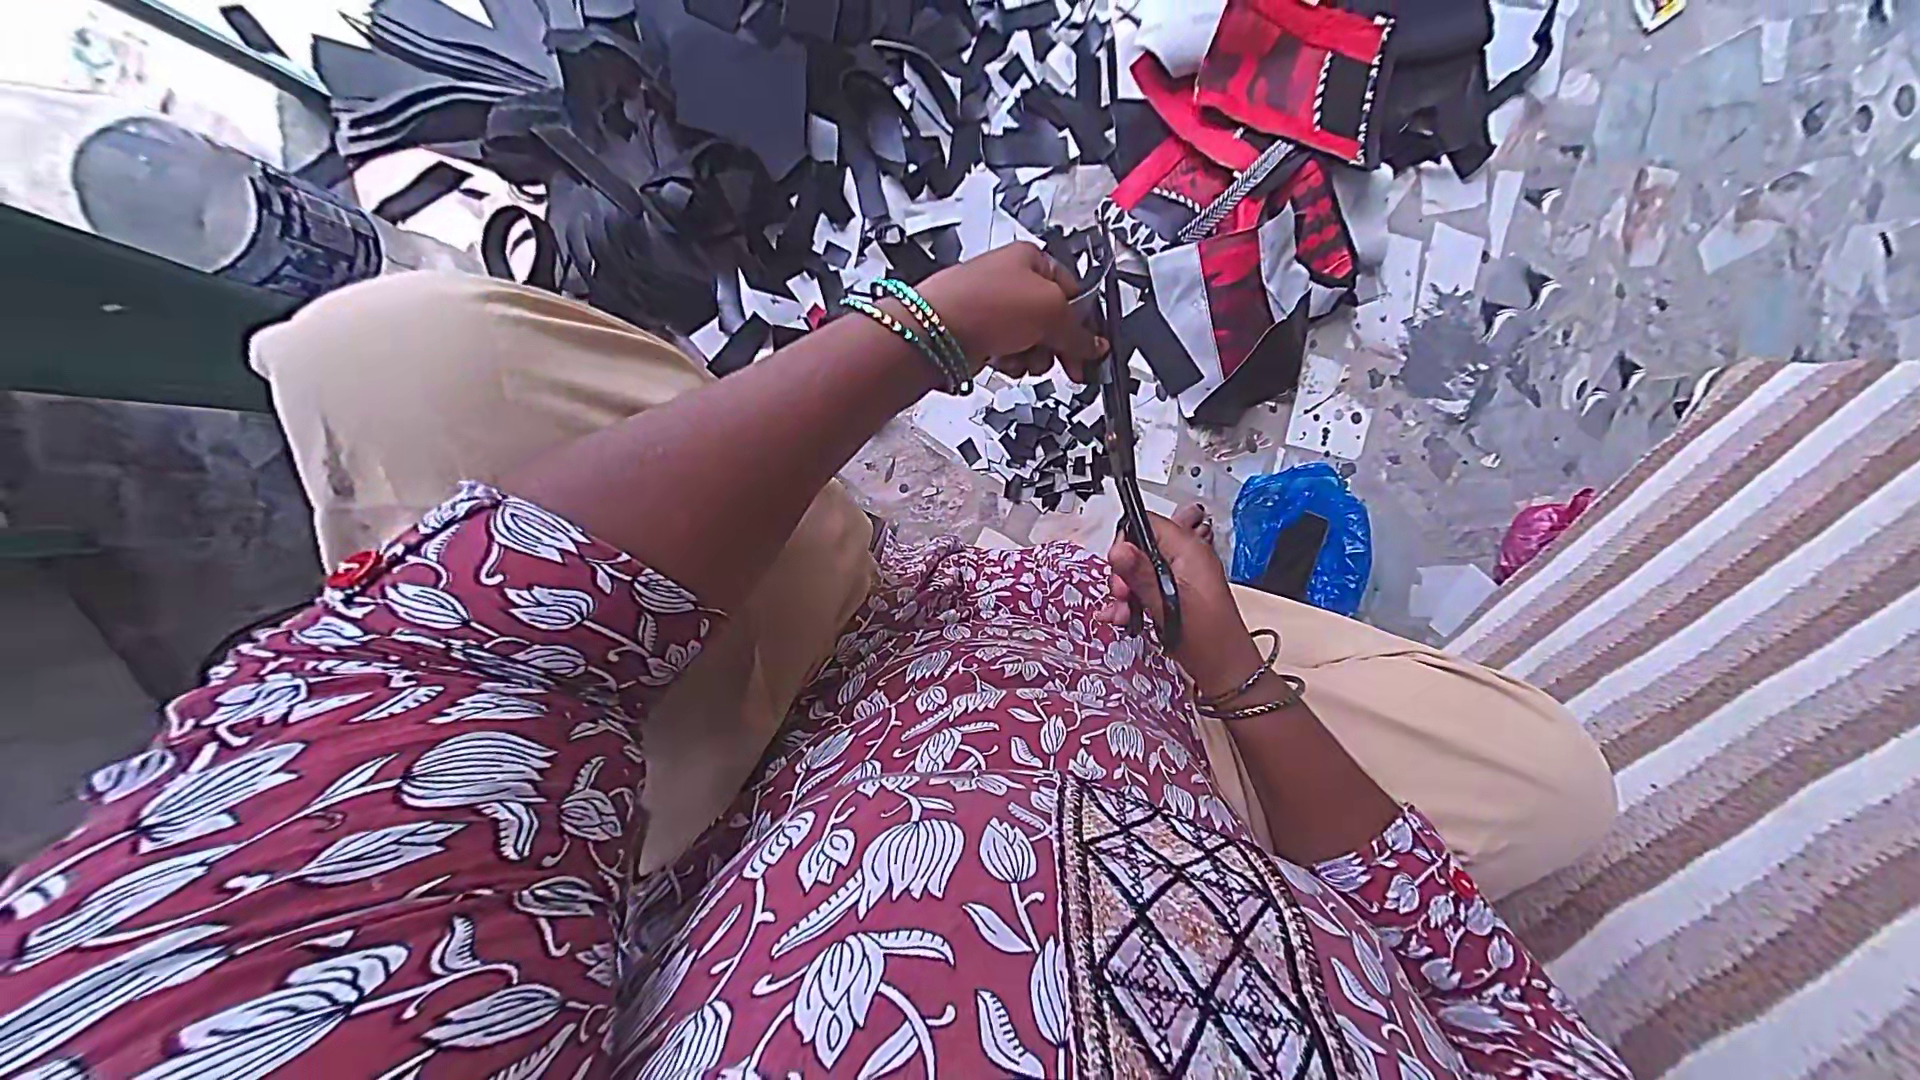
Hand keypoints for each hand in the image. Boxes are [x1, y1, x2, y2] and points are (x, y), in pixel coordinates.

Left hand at [913, 243, 1107, 382]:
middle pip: (1053, 321)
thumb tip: (1095, 346)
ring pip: (1032, 342)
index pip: (1074, 292)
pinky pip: (1010, 354)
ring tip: (1024, 356)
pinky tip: (1004, 360)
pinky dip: (1011, 362)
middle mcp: (1012, 282)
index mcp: (1032, 260)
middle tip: (1066, 364)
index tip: (1092, 348)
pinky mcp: (980, 336)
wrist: (937, 331)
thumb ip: (1079, 332)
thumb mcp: (1050, 311)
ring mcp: (994, 311)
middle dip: (1058, 345)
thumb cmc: (983, 304)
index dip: (1085, 323)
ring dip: (1033, 357)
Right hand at [1095, 504, 1267, 699]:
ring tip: (1124, 613)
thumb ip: (1140, 574)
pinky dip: (1133, 601)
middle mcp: (1185, 557)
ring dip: (1125, 591)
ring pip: (1138, 569)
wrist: (1225, 671)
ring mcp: (1180, 574)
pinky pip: (1146, 586)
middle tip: (1123, 596)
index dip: (1126, 541)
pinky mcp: (1175, 590)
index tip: (1118, 569)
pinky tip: (1125, 617)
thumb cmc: (1207, 639)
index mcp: (1188, 550)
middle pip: (1138, 547)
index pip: (1147, 522)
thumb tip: (1118, 549)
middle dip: (1122, 572)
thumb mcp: (1166, 605)